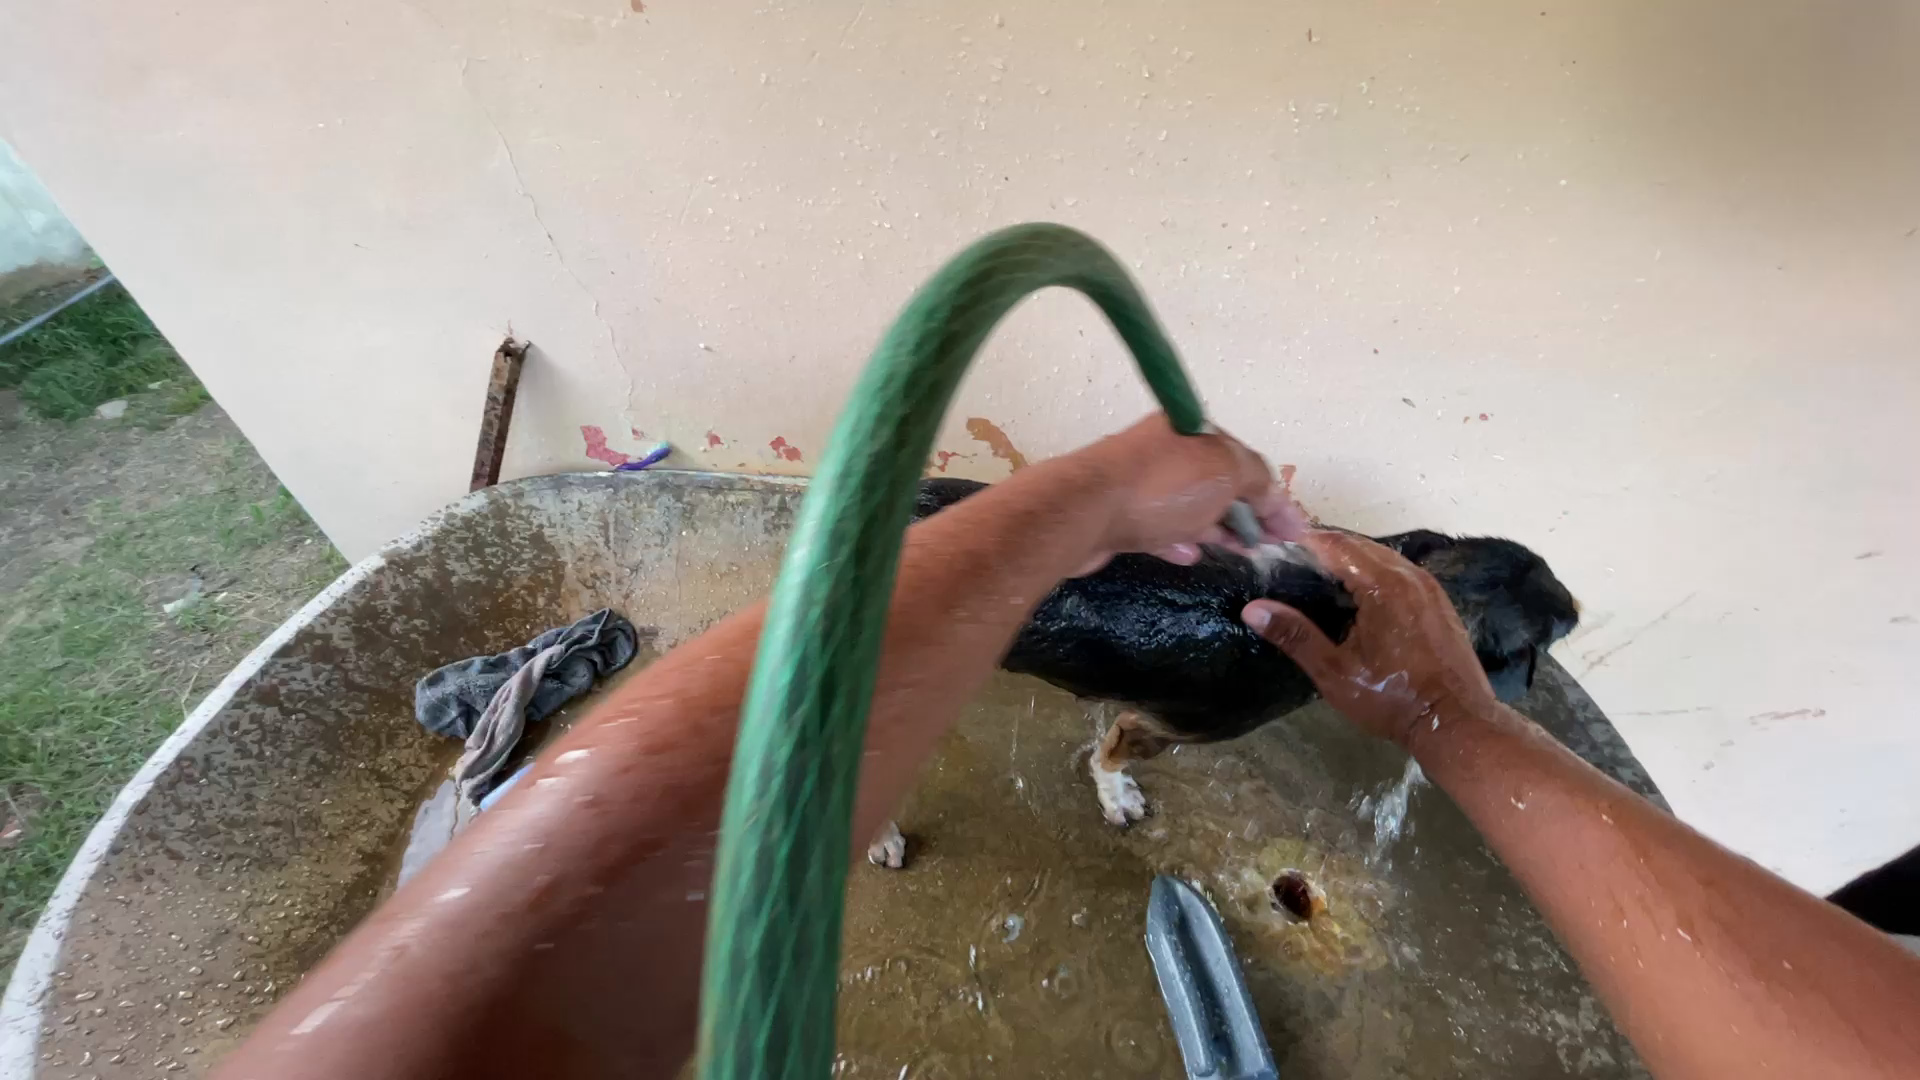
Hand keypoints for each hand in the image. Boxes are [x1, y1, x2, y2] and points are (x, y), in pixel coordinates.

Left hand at [1074, 414, 1308, 569]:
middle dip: (1246, 513)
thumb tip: (1269, 494)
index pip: (1242, 460)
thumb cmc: (1162, 487)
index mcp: (1189, 431)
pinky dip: (1177, 541)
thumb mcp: (1225, 470)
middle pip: (1214, 484)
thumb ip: (1256, 477)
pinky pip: (1156, 529)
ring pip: (1186, 508)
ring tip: (1237, 552)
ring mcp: (1136, 486)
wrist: (1084, 512)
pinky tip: (1190, 555)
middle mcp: (1162, 453)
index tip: (1295, 533)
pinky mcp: (1116, 517)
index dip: (1273, 496)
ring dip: (1215, 528)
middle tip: (1267, 545)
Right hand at [1241, 531, 1497, 749]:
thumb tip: (1252, 609)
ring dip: (1347, 557)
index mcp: (1382, 586)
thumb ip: (1294, 635)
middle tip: (1288, 561)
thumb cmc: (1391, 697)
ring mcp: (1427, 587)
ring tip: (1315, 573)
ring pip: (1379, 555)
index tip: (1273, 549)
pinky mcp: (1436, 601)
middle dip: (1322, 547)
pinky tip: (1353, 592)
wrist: (1455, 723)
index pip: (1334, 545)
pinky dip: (1370, 570)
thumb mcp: (1333, 671)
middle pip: (1357, 544)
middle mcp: (1408, 576)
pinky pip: (1397, 569)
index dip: (1301, 543)